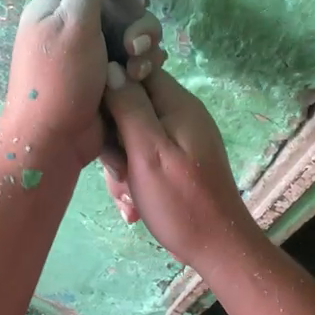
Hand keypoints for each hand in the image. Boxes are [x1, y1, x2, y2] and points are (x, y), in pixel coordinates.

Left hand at [0, 0, 163, 175]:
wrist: (54, 143)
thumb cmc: (58, 80)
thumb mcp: (74, 23)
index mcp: (53, 7)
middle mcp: (70, 27)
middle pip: (119, 8)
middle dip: (136, 25)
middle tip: (135, 45)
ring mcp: (89, 54)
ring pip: (132, 35)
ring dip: (143, 49)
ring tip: (136, 70)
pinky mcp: (106, 78)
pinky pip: (134, 61)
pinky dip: (141, 68)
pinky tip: (140, 81)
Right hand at [101, 67, 263, 270]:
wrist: (216, 248)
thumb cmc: (180, 200)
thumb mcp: (147, 150)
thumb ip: (128, 106)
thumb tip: (110, 66)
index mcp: (177, 103)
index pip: (135, 70)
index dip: (109, 90)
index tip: (98, 120)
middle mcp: (180, 112)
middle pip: (130, 104)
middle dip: (113, 137)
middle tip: (117, 168)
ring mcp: (180, 136)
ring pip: (132, 133)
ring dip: (121, 163)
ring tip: (127, 194)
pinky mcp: (177, 158)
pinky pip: (144, 153)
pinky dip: (134, 174)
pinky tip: (133, 202)